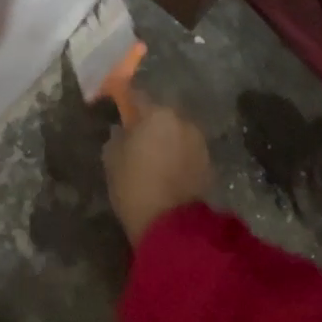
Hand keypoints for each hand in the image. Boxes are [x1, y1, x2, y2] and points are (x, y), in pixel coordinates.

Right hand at [102, 96, 211, 245]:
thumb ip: (117, 136)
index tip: (120, 107)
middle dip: (151, 120)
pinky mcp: (209, 163)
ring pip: (178, 131)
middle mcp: (182, 121)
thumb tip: (123, 129)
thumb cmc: (135, 186)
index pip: (138, 96)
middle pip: (162, 113)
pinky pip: (188, 150)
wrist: (171, 226)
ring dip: (167, 137)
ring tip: (155, 153)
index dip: (127, 100)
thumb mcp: (112, 159)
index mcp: (157, 114)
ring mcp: (198, 142)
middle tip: (138, 133)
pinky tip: (169, 167)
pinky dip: (179, 154)